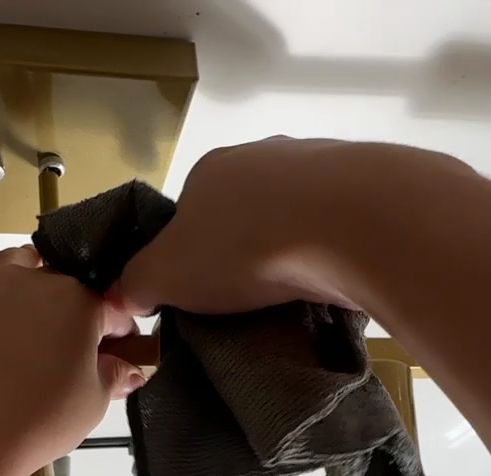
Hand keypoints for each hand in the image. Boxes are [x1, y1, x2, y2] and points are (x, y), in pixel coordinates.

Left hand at [0, 246, 141, 475]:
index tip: (123, 357)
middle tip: (82, 350)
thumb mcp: (94, 401)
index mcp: (77, 299)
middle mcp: (31, 284)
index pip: (110, 308)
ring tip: (36, 296)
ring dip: (26, 273)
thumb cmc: (44, 418)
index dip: (120, 332)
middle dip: (79, 308)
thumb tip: (128, 370)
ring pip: (9, 266)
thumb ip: (112, 376)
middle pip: (63, 283)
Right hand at [115, 138, 470, 315]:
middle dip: (240, 256)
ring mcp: (317, 165)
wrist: (349, 225)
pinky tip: (327, 282)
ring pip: (290, 219)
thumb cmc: (243, 248)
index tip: (200, 297)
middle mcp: (262, 156)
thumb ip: (136, 282)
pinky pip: (332, 228)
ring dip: (286, 254)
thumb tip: (126, 293)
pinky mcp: (364, 187)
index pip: (186, 217)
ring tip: (289, 298)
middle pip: (240, 215)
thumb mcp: (166, 275)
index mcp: (209, 170)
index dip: (187, 260)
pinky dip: (325, 253)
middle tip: (244, 303)